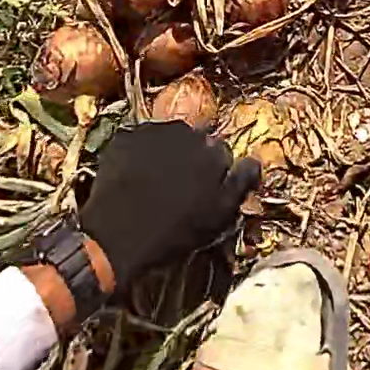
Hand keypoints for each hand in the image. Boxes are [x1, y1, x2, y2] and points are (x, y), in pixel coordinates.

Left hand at [79, 120, 259, 286]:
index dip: (213, 174)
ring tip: (152, 182)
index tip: (202, 193)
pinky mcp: (125, 136)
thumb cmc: (172, 233)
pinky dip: (138, 154)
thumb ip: (240, 183)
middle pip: (195, 140)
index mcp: (211, 150)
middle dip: (190, 158)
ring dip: (165, 152)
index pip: (221, 153)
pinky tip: (131, 177)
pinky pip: (138, 141)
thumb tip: (256, 160)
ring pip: (167, 137)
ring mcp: (153, 130)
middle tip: (177, 188)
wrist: (114, 238)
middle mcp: (186, 131)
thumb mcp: (217, 216)